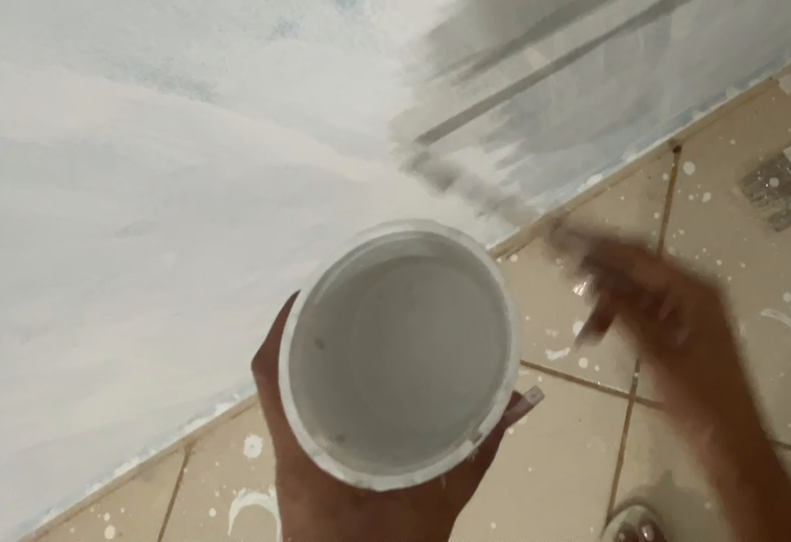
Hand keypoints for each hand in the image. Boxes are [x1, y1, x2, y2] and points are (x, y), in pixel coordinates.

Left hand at [249, 295, 538, 541]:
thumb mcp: (437, 504)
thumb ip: (477, 450)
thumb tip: (519, 399)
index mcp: (304, 451)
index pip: (271, 371)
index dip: (285, 321)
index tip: (318, 285)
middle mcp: (289, 452)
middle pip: (276, 375)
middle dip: (305, 330)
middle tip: (348, 296)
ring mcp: (293, 467)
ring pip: (285, 397)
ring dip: (310, 359)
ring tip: (353, 324)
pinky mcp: (304, 479)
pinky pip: (300, 421)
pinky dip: (319, 391)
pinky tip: (357, 383)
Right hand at [574, 235, 765, 455]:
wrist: (734, 450)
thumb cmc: (702, 404)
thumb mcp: (659, 356)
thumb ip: (627, 313)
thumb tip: (594, 279)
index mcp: (694, 289)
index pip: (638, 254)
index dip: (598, 243)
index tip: (564, 235)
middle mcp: (692, 291)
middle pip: (636, 267)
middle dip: (598, 266)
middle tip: (560, 261)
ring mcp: (687, 311)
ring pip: (636, 290)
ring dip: (607, 298)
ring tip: (582, 319)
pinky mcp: (681, 330)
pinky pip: (644, 310)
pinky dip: (620, 315)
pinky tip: (597, 329)